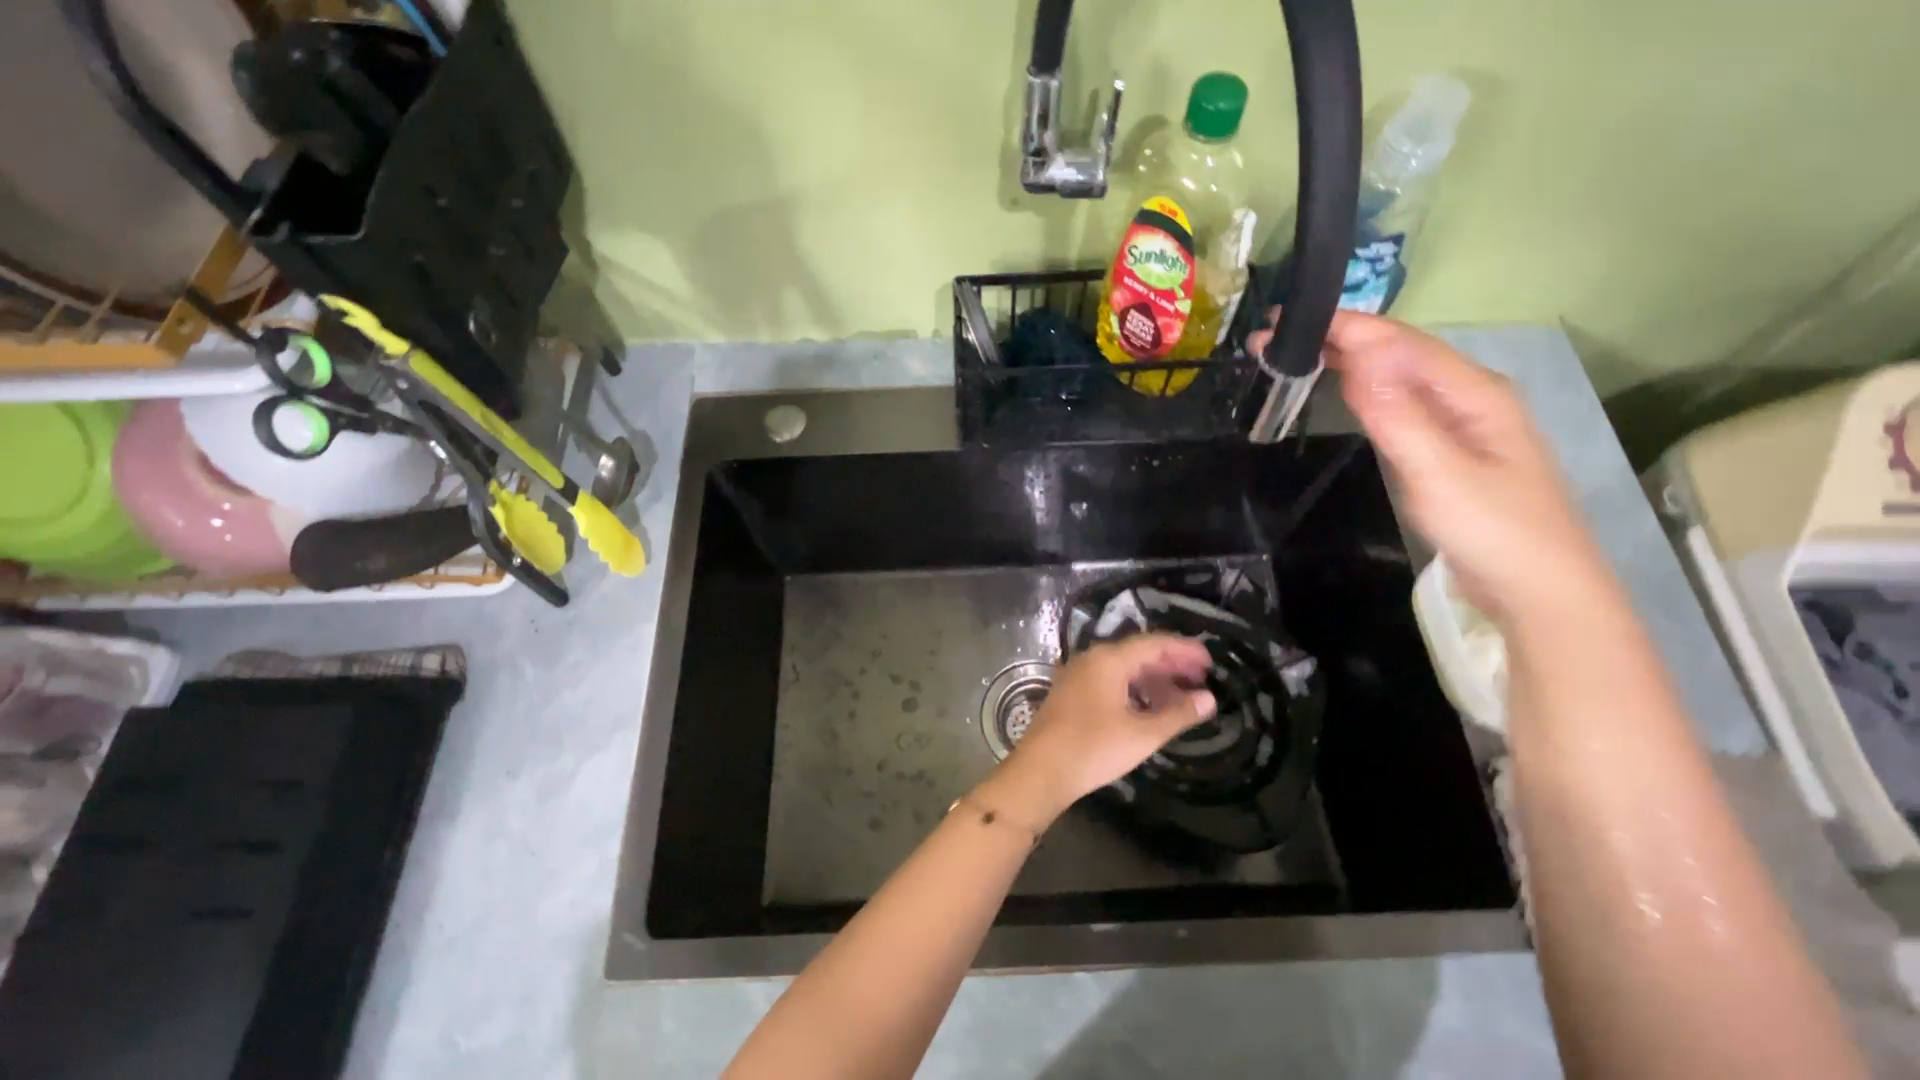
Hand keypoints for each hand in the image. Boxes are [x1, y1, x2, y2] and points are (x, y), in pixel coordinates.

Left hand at [974, 635, 1215, 826]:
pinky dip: (1133, 689)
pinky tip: (1148, 707)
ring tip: (1180, 696)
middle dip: (1171, 664)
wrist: (1039, 772)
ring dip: (1153, 679)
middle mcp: (1091, 659)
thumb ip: (1178, 714)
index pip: (1155, 643)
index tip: (1210, 661)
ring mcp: (1077, 675)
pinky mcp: (1070, 693)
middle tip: (1200, 678)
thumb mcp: (1142, 734)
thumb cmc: (1093, 749)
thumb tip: (1208, 699)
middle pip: (1138, 652)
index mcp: (1109, 659)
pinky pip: (1108, 681)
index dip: (1185, 650)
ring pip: (1122, 668)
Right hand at [1249, 310, 1607, 622]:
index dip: (1347, 327)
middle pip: (1400, 354)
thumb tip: (1360, 355)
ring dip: (1350, 362)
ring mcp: (1461, 425)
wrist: (1540, 592)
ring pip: (1399, 378)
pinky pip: (1401, 405)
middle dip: (1342, 340)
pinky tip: (1343, 390)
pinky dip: (1366, 391)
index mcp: (1475, 393)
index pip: (1402, 344)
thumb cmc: (1495, 532)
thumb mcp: (1442, 474)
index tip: (1288, 320)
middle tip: (1275, 338)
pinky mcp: (1449, 451)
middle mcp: (1469, 398)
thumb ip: (1400, 416)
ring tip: (1297, 354)